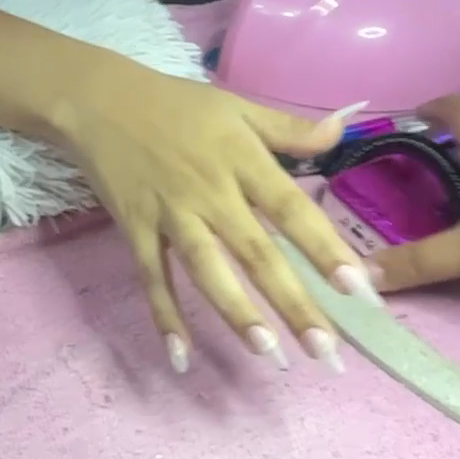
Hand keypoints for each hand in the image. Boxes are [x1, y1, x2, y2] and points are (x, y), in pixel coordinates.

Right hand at [64, 66, 376, 372]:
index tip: (358, 290)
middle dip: (292, 302)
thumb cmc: (174, 105)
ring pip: (206, 270)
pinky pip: (152, 278)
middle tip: (325, 349)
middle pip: (256, 253)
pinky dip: (164, 315)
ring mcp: (170, 216)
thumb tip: (341, 134)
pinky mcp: (136, 231)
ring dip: (236, 313)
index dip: (326, 250)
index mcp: (242, 161)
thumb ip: (288, 127)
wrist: (101, 103)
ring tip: (267, 353)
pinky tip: (180, 355)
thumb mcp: (237, 105)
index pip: (293, 210)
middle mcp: (210, 194)